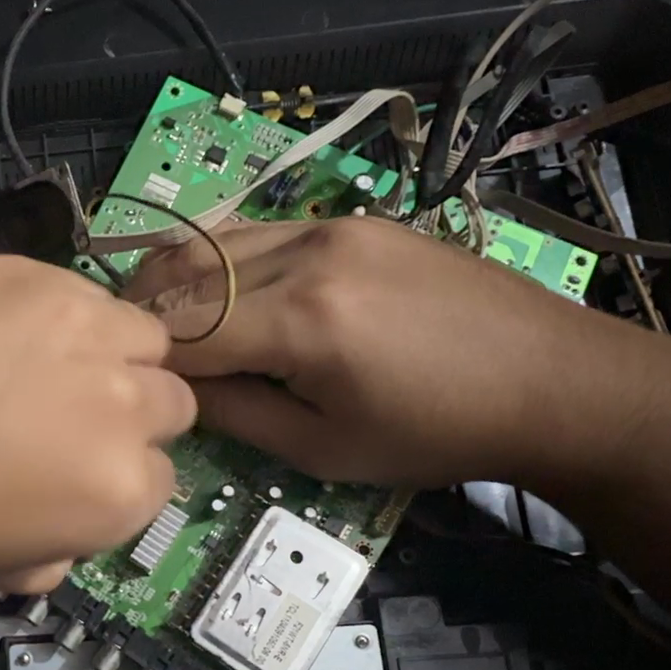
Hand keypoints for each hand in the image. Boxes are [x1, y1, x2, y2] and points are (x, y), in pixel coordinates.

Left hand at [0, 255, 195, 590]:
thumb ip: (51, 555)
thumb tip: (61, 541)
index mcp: (117, 493)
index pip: (158, 481)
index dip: (112, 479)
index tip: (72, 473)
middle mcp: (122, 406)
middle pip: (168, 403)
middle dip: (126, 416)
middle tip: (59, 417)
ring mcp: (79, 327)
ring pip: (140, 336)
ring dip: (108, 355)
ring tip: (39, 366)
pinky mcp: (29, 273)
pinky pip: (78, 293)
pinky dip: (57, 316)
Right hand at [125, 217, 668, 487]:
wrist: (554, 381)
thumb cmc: (434, 433)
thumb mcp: (322, 449)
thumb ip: (236, 415)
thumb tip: (179, 391)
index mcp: (300, 321)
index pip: (182, 331)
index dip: (143, 358)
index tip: (124, 381)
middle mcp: (307, 254)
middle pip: (187, 272)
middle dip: (142, 309)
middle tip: (115, 343)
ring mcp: (332, 226)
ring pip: (217, 240)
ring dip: (172, 276)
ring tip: (150, 313)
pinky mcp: (354, 220)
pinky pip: (259, 233)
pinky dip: (220, 259)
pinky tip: (214, 287)